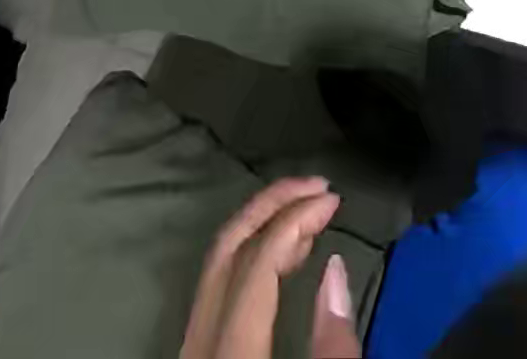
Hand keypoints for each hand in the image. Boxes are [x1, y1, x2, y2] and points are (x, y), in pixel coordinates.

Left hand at [180, 176, 363, 358]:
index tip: (333, 199)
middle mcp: (198, 342)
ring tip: (309, 209)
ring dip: (264, 223)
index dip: (296, 218)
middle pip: (227, 249)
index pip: (257, 261)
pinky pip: (218, 283)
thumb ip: (333, 346)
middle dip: (273, 204)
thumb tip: (335, 267)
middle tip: (317, 185)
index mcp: (230, 352)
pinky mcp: (201, 349)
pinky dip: (252, 251)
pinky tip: (285, 251)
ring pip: (217, 264)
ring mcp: (191, 346)